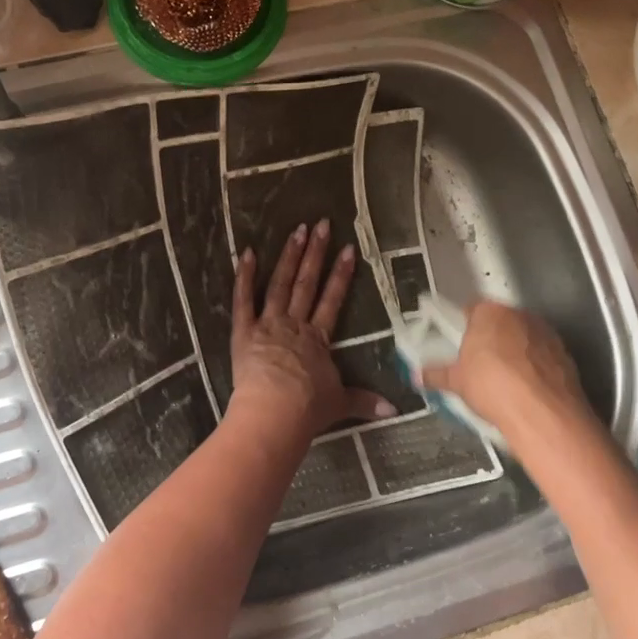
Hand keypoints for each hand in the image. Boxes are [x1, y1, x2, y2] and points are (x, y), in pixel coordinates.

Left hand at [228, 219, 397, 440]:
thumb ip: (364, 401)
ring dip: (289, 256)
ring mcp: (268, 324)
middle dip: (316, 253)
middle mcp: (295, 324)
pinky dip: (244, 276)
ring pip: (280, 284)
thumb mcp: (340, 404)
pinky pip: (243, 300)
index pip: (333, 299)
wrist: (275, 414)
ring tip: (296, 230)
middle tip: (321, 224)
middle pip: (307, 283)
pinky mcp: (244, 332)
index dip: (341, 274)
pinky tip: (247, 253)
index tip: (348, 248)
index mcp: (318, 338)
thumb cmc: (308, 409)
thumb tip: (394, 410)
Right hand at [422, 301, 592, 438]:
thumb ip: (435, 375)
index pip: (472, 309)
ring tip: (506, 379)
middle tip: (480, 363)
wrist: (543, 414)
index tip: (461, 345)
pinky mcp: (565, 353)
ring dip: (515, 350)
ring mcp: (546, 332)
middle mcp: (519, 315)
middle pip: (500, 321)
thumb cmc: (492, 387)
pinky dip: (535, 365)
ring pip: (524, 336)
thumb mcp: (456, 382)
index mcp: (489, 312)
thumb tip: (417, 375)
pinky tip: (528, 387)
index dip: (465, 327)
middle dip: (491, 338)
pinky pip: (542, 354)